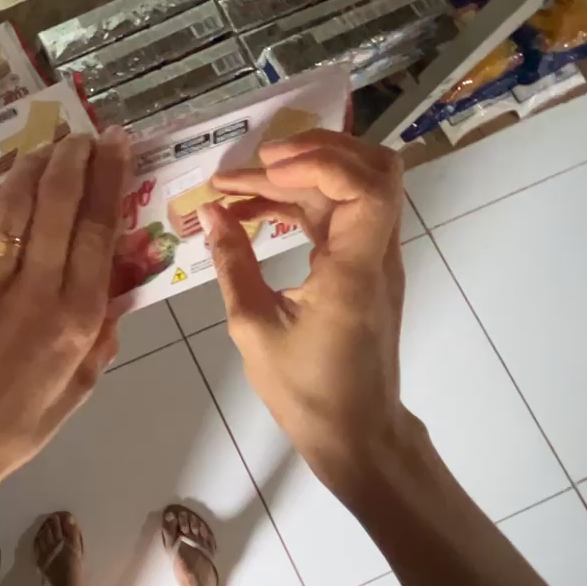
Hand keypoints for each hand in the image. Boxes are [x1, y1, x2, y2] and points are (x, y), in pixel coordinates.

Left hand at [0, 129, 132, 504]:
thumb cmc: (23, 423)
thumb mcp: (83, 386)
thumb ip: (102, 331)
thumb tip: (115, 283)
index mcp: (77, 316)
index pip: (99, 227)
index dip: (110, 176)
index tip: (117, 144)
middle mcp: (35, 289)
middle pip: (58, 200)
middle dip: (75, 155)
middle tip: (84, 134)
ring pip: (12, 201)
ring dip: (33, 162)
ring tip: (48, 146)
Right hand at [203, 130, 418, 499]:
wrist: (355, 432)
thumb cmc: (305, 390)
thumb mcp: (253, 327)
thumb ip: (232, 263)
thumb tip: (210, 213)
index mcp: (355, 270)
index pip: (367, 187)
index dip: (318, 163)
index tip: (263, 172)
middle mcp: (376, 254)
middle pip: (371, 170)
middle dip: (312, 152)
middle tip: (254, 163)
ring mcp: (374, 259)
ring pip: (354, 188)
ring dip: (300, 176)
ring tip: (238, 186)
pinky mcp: (363, 268)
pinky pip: (339, 216)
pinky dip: (301, 203)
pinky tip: (256, 210)